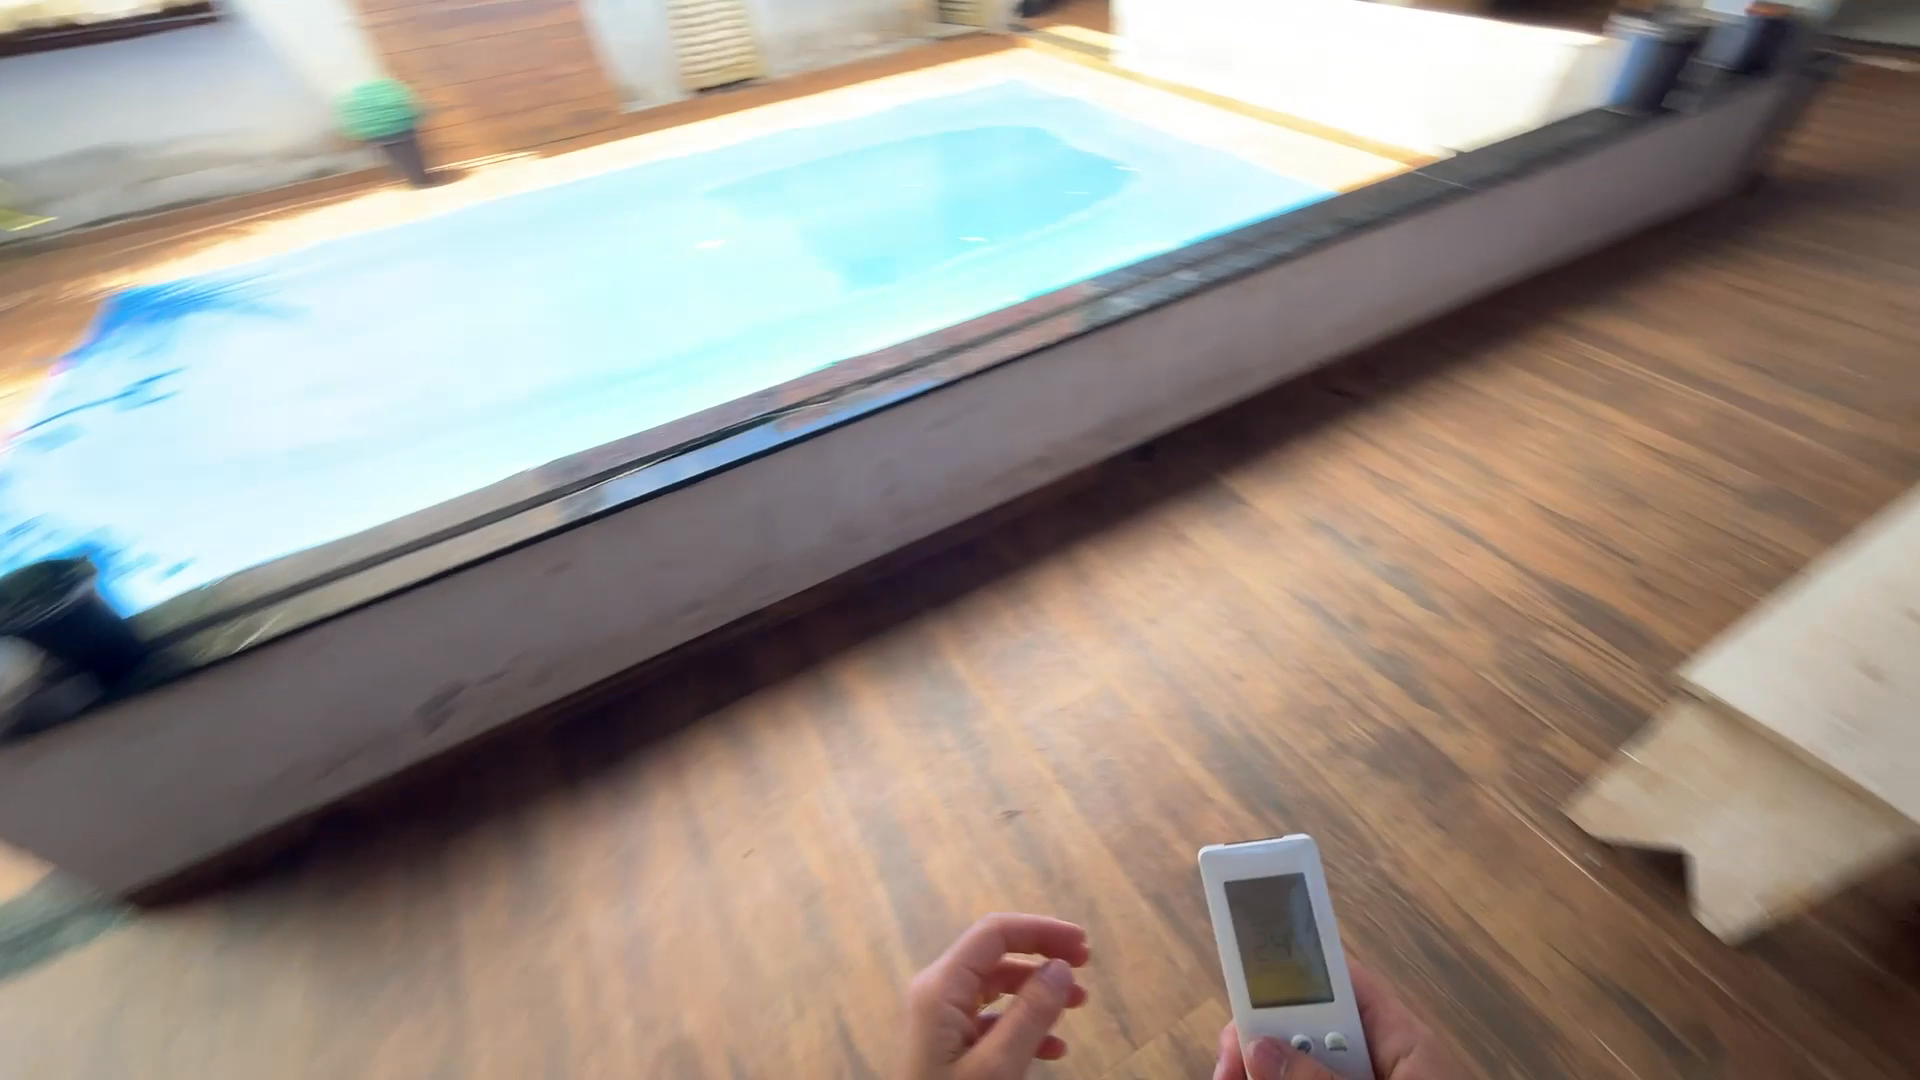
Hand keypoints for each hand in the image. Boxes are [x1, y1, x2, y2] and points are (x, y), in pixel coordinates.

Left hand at [898, 913, 1091, 1079]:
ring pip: (994, 988)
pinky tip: (1053, 1049)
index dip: (1040, 930)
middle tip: (1086, 967)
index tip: (1083, 944)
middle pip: (995, 956)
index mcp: (941, 986)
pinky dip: (1022, 1025)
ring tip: (1078, 1006)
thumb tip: (1060, 965)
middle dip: (1041, 957)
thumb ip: (1030, 1015)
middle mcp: (936, 993)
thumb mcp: (996, 1070)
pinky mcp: (944, 1048)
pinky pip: (987, 1021)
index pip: (994, 933)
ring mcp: (938, 1021)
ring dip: (1036, 992)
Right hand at [1212, 959, 1460, 1079]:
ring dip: (1260, 1075)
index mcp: (1403, 1043)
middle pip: (1304, 1028)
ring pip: (1295, 1068)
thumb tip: (1258, 1046)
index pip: (1340, 978)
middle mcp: (1381, 1064)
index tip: (1241, 978)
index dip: (1291, 966)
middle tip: (1228, 1069)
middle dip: (1259, 1042)